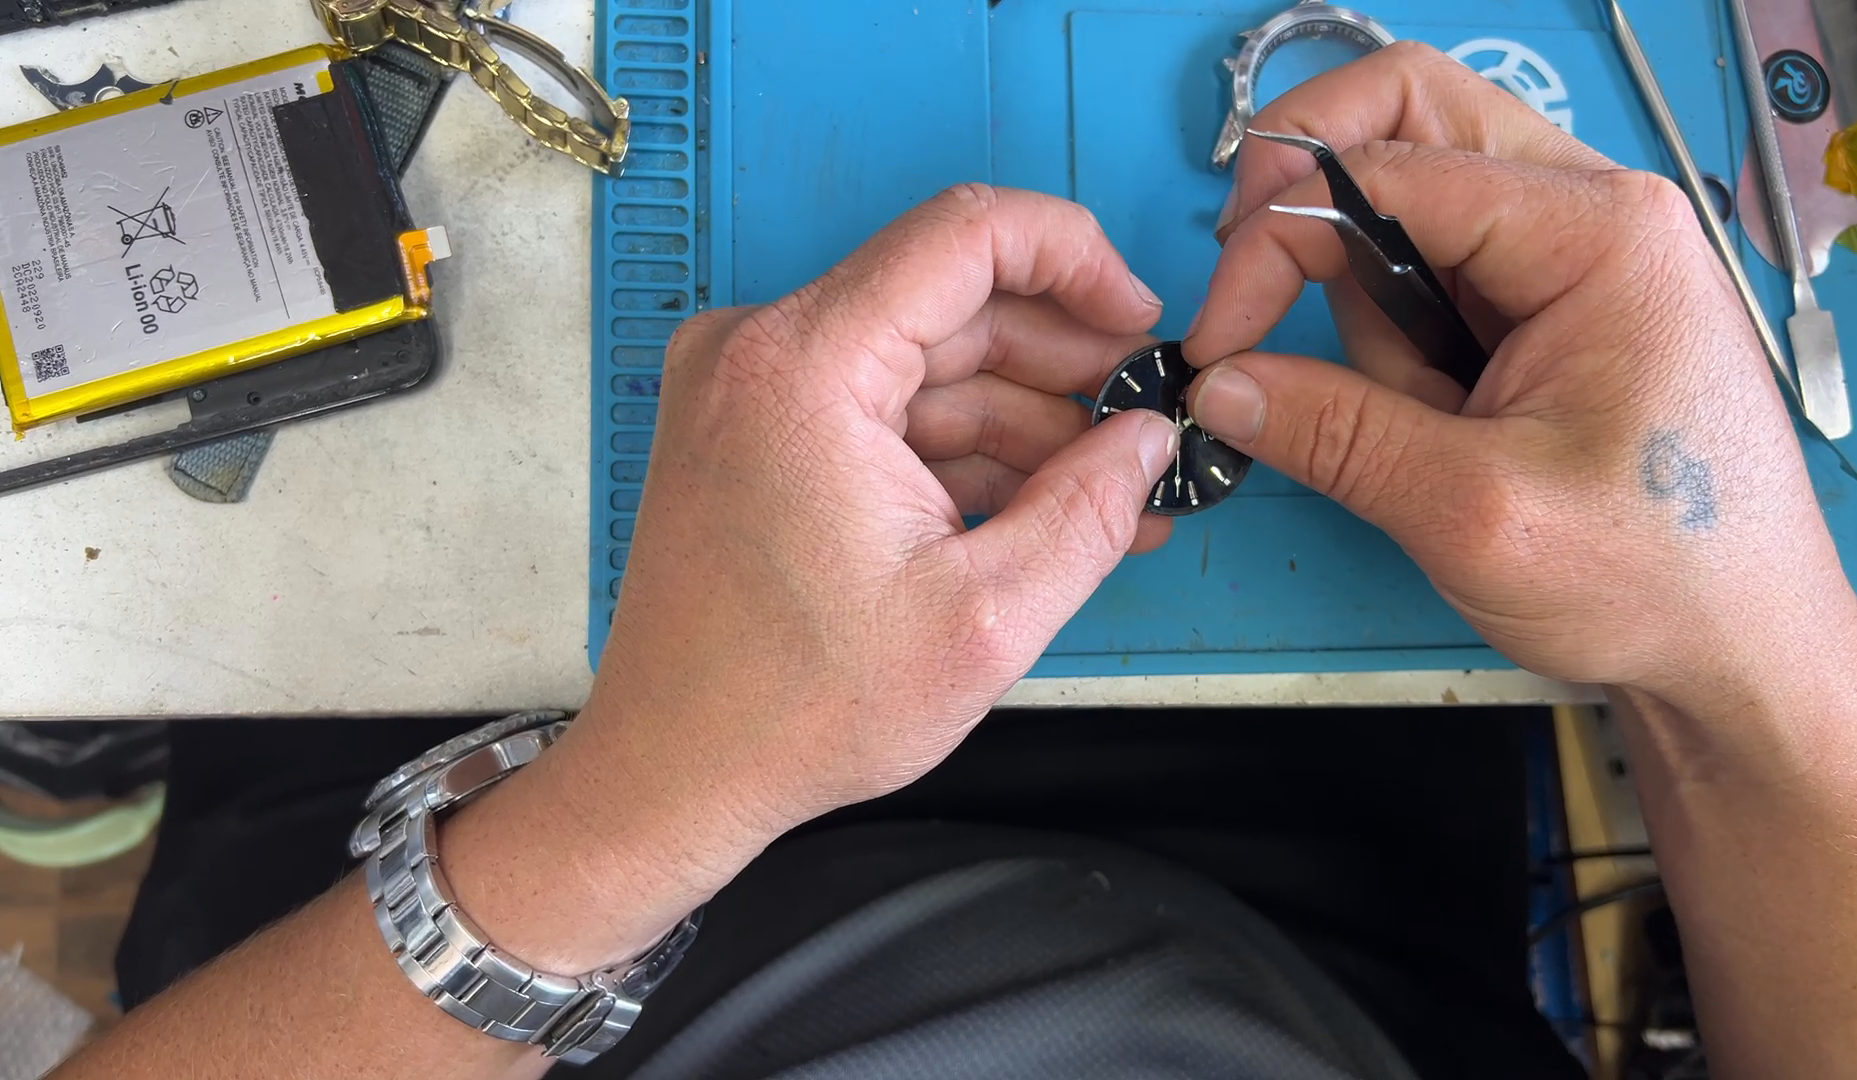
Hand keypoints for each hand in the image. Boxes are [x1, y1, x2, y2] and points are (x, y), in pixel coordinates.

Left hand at [568, 184, 1174, 842]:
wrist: (677, 772)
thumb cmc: (799, 710)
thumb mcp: (985, 620)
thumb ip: (1090, 514)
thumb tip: (1148, 441)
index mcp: (806, 368)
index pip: (966, 234)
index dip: (1075, 259)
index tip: (1138, 318)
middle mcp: (764, 354)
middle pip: (954, 306)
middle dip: (1064, 363)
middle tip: (1141, 424)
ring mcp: (757, 393)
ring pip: (930, 368)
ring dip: (1025, 423)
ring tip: (1110, 491)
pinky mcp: (765, 438)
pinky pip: (889, 415)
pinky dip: (964, 453)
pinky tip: (1037, 506)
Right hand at [1186, 43, 1856, 701]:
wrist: (1722, 642)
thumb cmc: (1637, 574)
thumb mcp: (1468, 509)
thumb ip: (1332, 434)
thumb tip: (1211, 385)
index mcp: (1590, 233)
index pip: (1387, 171)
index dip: (1272, 243)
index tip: (1212, 346)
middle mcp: (1573, 215)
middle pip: (1407, 117)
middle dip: (1298, 186)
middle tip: (1243, 284)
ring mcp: (1543, 261)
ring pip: (1390, 213)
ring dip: (1345, 302)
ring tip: (1400, 416)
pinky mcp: (1515, 312)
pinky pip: (1403, 285)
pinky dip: (1368, 339)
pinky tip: (1415, 414)